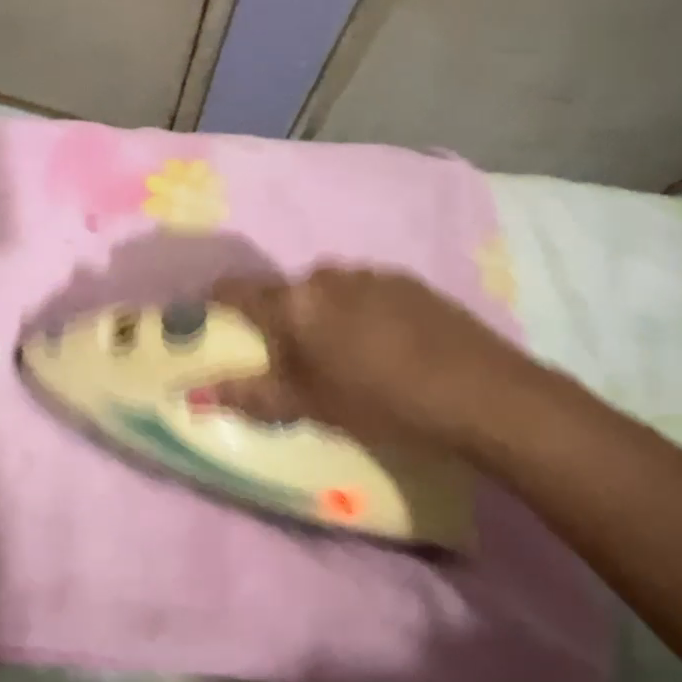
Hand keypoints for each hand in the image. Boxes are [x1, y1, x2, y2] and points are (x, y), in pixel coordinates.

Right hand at [211, 267, 553, 452]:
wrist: (483, 394)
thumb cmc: (380, 402)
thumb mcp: (309, 406)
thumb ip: (251, 395)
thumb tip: (197, 393)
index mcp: (293, 303)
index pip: (234, 291)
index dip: (215, 305)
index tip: (211, 324)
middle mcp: (325, 276)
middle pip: (283, 293)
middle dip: (278, 321)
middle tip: (289, 360)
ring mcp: (371, 274)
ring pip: (327, 293)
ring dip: (322, 317)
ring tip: (343, 357)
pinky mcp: (409, 283)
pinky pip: (365, 293)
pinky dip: (360, 315)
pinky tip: (385, 348)